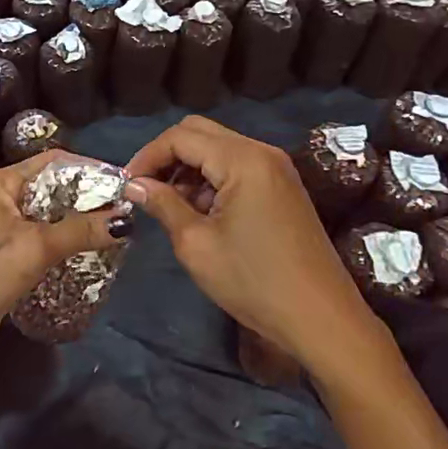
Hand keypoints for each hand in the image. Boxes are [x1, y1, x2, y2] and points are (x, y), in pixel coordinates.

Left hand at [0, 150, 123, 352]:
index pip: (55, 161)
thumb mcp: (37, 247)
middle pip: (55, 184)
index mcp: (3, 182)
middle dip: (88, 194)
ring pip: (53, 210)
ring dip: (80, 216)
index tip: (121, 183)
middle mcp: (4, 195)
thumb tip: (126, 219)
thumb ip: (81, 230)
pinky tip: (91, 244)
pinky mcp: (10, 247)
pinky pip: (47, 231)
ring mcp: (6, 222)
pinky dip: (68, 234)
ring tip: (114, 224)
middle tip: (123, 205)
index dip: (89, 169)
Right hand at [125, 117, 377, 367]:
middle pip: (201, 132)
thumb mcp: (197, 245)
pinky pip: (239, 166)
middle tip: (144, 190)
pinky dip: (212, 178)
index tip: (126, 184)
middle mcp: (262, 151)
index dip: (148, 155)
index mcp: (243, 159)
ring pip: (220, 148)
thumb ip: (164, 205)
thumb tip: (134, 185)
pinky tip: (199, 210)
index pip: (181, 136)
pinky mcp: (283, 186)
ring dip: (189, 168)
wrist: (321, 316)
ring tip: (168, 205)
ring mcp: (277, 167)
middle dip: (167, 156)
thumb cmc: (254, 281)